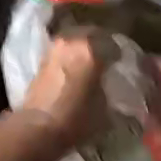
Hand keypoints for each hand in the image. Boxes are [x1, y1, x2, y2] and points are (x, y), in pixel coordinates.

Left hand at [19, 32, 113, 147]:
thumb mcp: (104, 105)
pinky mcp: (44, 55)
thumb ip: (108, 86)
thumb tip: (108, 81)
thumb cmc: (76, 118)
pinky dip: (71, 51)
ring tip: (90, 59)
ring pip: (76, 37)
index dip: (119, 54)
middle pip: (93, 33)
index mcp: (91, 50)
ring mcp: (56, 46)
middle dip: (101, 43)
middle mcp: (73, 41)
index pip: (112, 44)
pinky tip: (75, 64)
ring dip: (84, 45)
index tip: (122, 63)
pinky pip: (64, 46)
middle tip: (107, 56)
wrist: (38, 127)